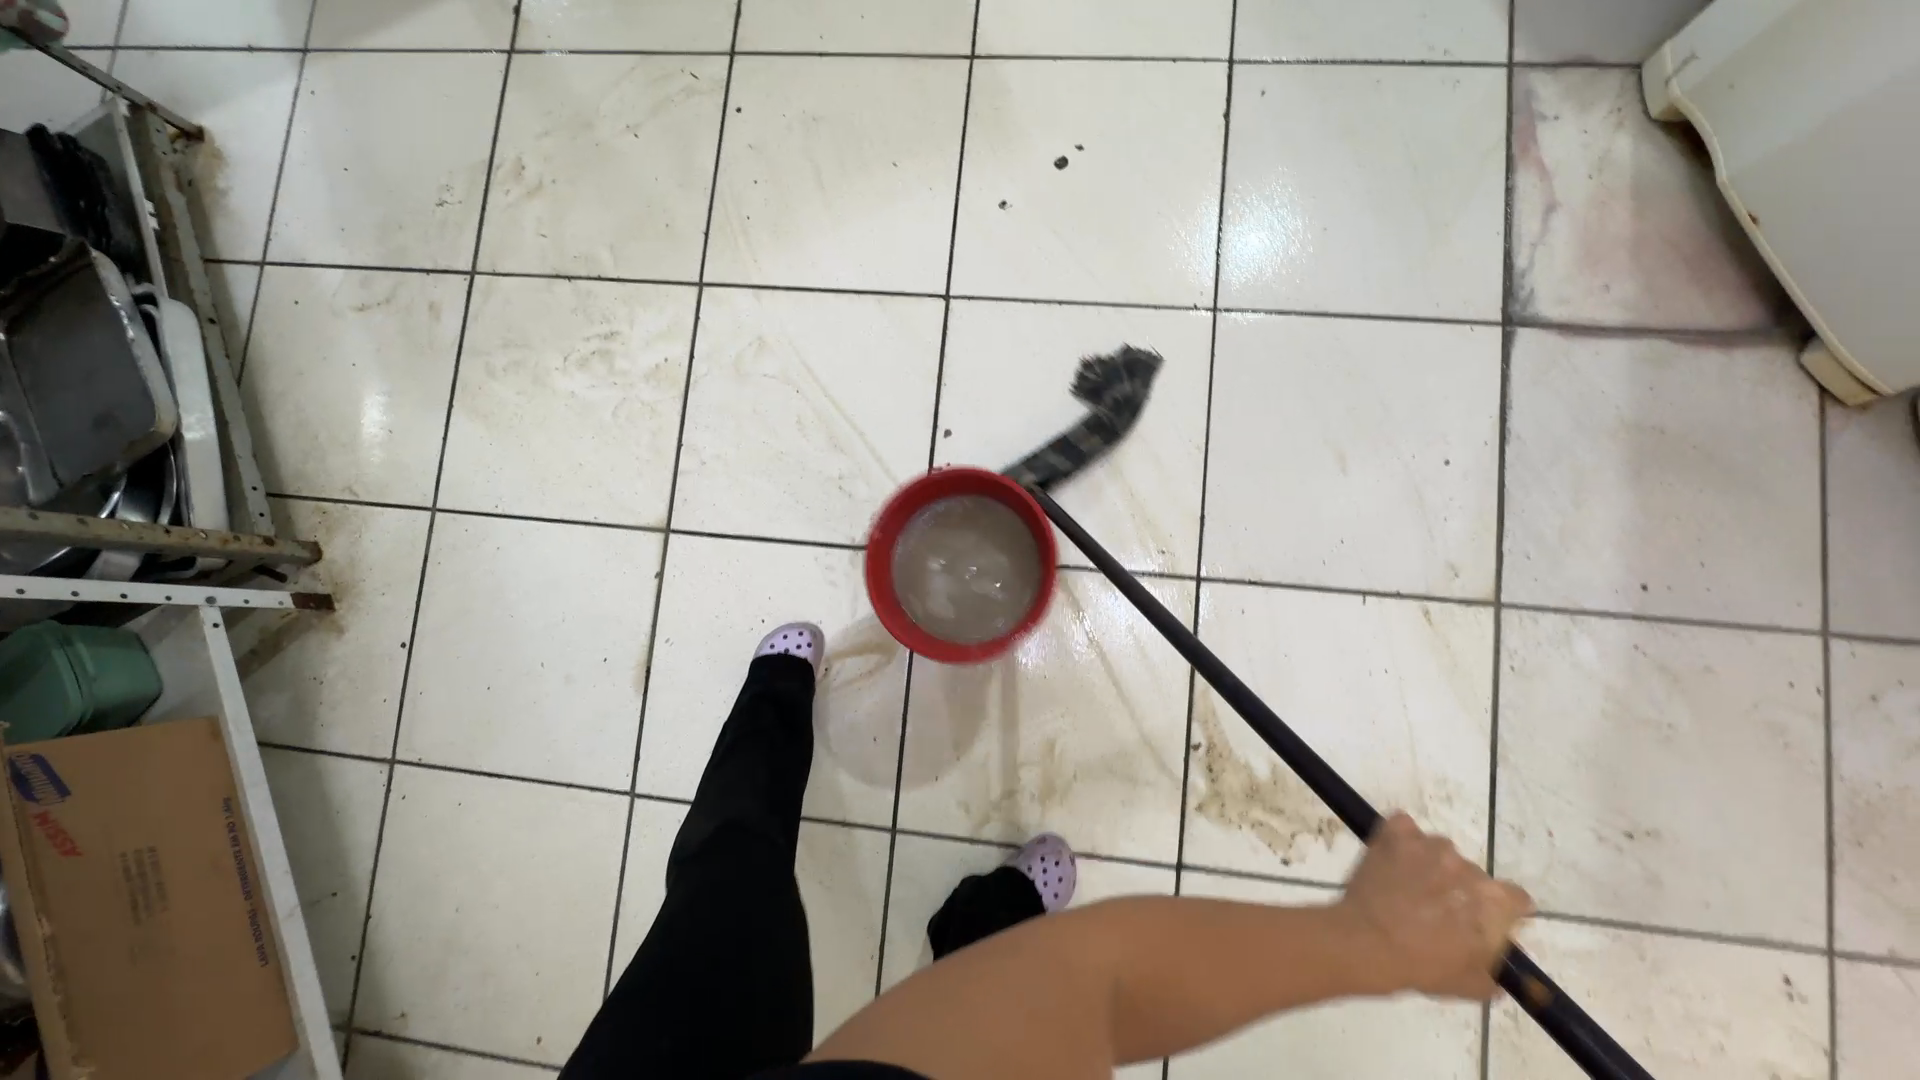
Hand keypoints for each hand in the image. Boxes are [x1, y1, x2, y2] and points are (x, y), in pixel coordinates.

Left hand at [1335, 812, 1533, 1000]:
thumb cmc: (1424, 967)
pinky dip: (1400, 839)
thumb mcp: (1474, 984)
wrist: (1367, 943)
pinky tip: (1391, 860)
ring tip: (1408, 887)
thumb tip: (1495, 956)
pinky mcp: (1394, 833)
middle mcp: (1466, 865)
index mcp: (1494, 900)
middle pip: (1472, 874)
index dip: (1501, 911)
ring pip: (1438, 851)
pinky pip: (1403, 827)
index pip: (1516, 898)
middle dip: (1460, 889)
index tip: (1482, 920)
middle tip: (1436, 908)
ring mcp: (1428, 845)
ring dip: (1430, 864)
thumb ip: (1495, 967)